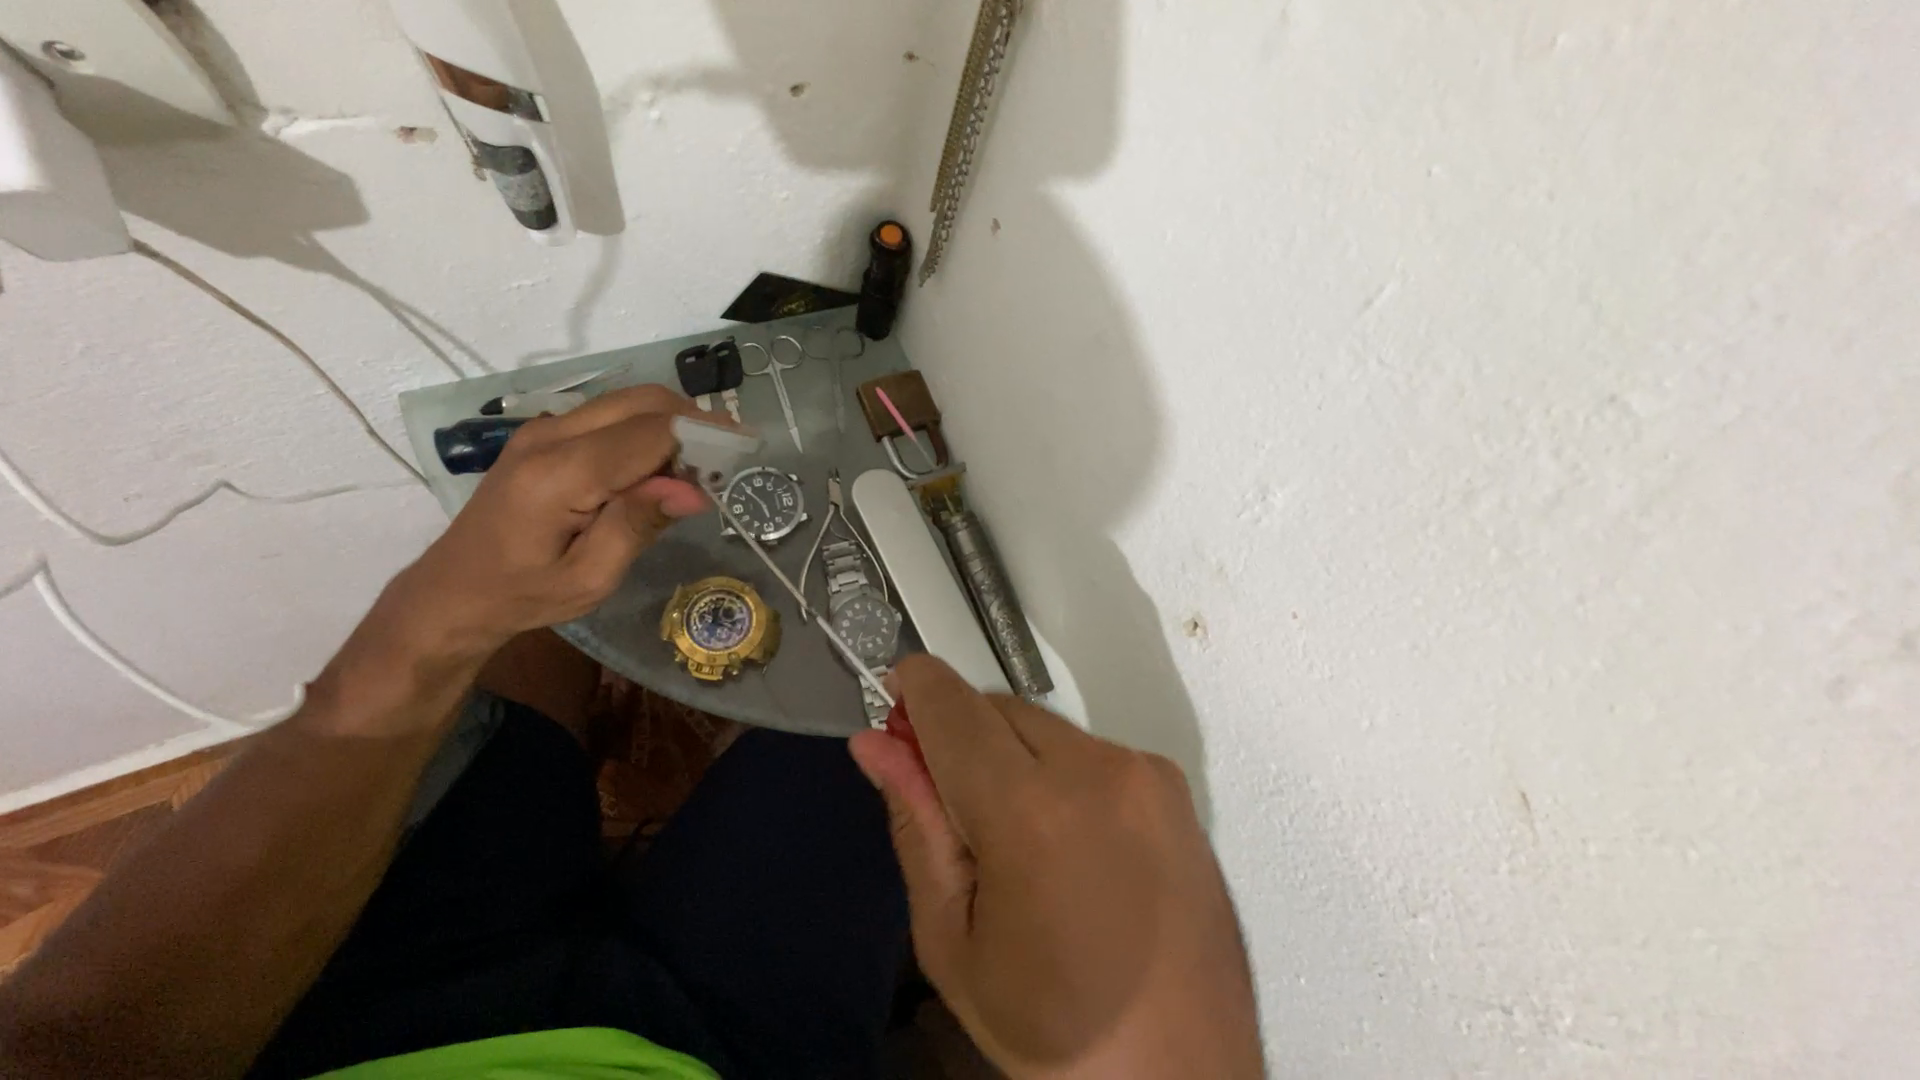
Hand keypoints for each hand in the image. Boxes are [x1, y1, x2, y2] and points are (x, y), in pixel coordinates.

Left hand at [388, 386, 710, 659]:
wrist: (455, 590)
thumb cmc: (524, 595)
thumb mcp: (590, 578)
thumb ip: (637, 526)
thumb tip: (693, 490)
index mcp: (560, 474)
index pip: (650, 433)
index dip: (703, 434)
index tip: (745, 448)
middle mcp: (550, 436)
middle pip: (642, 401)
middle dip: (695, 420)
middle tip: (730, 456)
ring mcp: (544, 430)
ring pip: (628, 401)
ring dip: (673, 423)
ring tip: (702, 466)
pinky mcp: (545, 436)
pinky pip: (610, 415)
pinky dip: (648, 429)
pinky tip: (662, 467)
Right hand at [849, 656, 1264, 1079]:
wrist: (1180, 1073)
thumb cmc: (1050, 1027)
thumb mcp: (952, 940)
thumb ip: (916, 827)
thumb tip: (877, 745)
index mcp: (1032, 813)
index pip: (955, 710)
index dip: (916, 689)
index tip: (893, 694)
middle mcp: (1098, 772)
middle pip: (999, 710)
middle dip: (960, 735)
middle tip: (945, 800)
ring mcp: (1147, 776)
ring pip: (1046, 728)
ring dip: (1012, 755)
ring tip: (1013, 838)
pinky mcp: (1175, 789)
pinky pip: (1092, 752)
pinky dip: (1060, 773)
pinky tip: (1065, 843)